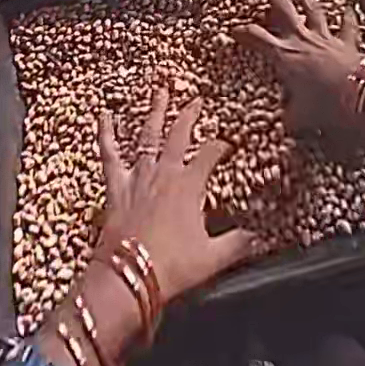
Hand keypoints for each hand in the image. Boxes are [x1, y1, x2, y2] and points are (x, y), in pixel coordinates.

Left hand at [94, 88, 256, 302]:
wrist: (132, 274)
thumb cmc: (173, 266)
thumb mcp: (212, 257)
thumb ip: (237, 244)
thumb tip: (260, 237)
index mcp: (189, 185)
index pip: (210, 155)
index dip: (220, 146)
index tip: (228, 142)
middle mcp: (165, 172)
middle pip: (179, 135)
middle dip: (189, 115)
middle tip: (196, 99)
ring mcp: (139, 175)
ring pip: (148, 135)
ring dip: (155, 112)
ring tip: (160, 91)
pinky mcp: (117, 184)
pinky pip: (109, 153)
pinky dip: (105, 133)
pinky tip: (104, 115)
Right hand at [234, 0, 364, 147]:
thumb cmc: (329, 105)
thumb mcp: (304, 117)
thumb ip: (291, 119)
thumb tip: (283, 128)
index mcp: (285, 56)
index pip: (257, 38)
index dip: (243, 32)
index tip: (233, 28)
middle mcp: (302, 40)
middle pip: (284, 10)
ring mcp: (325, 38)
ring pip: (313, 10)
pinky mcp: (347, 42)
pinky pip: (347, 26)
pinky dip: (347, 16)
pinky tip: (348, 6)